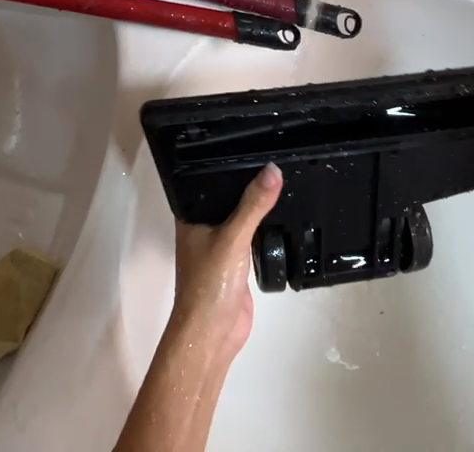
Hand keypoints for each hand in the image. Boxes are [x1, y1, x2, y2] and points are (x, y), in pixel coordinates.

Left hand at [170, 163, 282, 359]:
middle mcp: (203, 225)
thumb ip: (253, 205)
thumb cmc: (210, 283)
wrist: (213, 334)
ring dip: (257, 203)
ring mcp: (220, 244)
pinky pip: (252, 235)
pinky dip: (264, 225)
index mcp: (190, 214)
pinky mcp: (236, 261)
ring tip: (283, 176)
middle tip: (276, 154)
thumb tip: (273, 170)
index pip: (208, 178)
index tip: (251, 139)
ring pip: (241, 215)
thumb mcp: (233, 237)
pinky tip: (282, 212)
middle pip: (228, 195)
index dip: (226, 159)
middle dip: (248, 180)